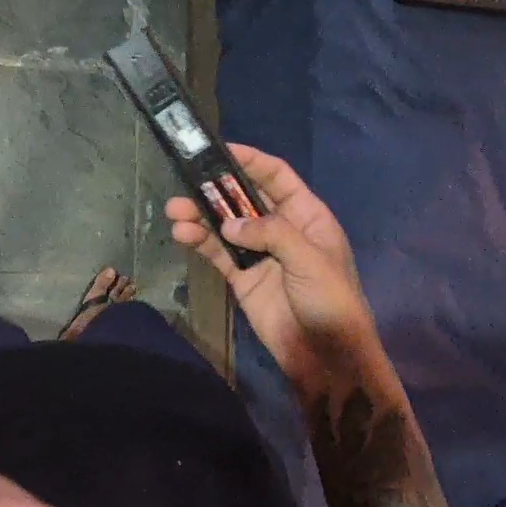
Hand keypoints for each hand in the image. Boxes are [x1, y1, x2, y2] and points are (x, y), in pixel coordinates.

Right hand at [166, 144, 375, 396]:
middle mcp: (281, 229)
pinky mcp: (242, 278)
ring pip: (225, 225)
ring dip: (200, 216)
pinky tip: (182, 234)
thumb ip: (270, 233)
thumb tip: (228, 223)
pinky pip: (218, 253)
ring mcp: (260, 254)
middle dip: (215, 190)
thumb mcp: (309, 259)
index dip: (251, 161)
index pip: (277, 177)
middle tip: (185, 181)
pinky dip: (200, 242)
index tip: (220, 149)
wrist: (326, 356)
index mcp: (307, 216)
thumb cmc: (331, 301)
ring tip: (174, 211)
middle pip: (244, 199)